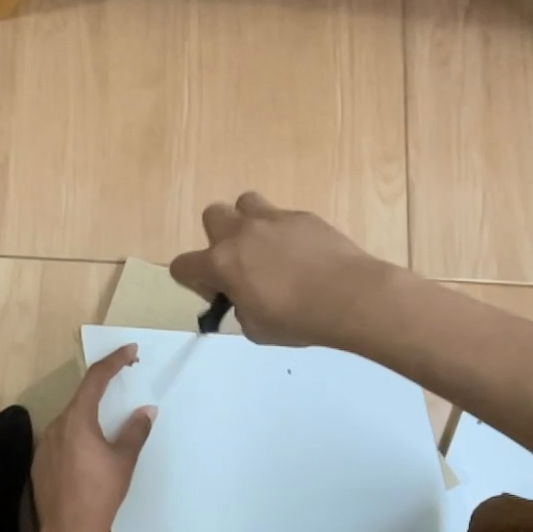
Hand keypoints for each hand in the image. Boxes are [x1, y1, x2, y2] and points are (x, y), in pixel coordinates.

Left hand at [32, 345, 155, 531]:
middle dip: (102, 390)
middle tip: (124, 382)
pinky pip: (61, 441)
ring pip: (70, 421)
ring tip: (110, 426)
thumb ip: (135, 431)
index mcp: (77, 420)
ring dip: (89, 417)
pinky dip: (77, 438)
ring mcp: (44, 445)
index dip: (114, 361)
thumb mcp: (123, 460)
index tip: (130, 351)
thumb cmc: (100, 494)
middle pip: (81, 400)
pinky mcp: (40, 464)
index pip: (96, 379)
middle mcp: (56, 426)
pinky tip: (89, 454)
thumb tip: (146, 411)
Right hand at [170, 192, 393, 347]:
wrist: (349, 297)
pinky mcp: (303, 216)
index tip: (217, 294)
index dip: (193, 281)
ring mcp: (273, 219)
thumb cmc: (296, 320)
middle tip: (239, 264)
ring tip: (266, 248)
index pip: (182, 265)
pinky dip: (283, 233)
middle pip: (212, 216)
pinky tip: (301, 256)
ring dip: (248, 222)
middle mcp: (241, 234)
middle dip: (218, 238)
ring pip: (245, 203)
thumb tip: (244, 298)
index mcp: (221, 263)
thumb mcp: (254, 329)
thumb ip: (239, 309)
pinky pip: (282, 217)